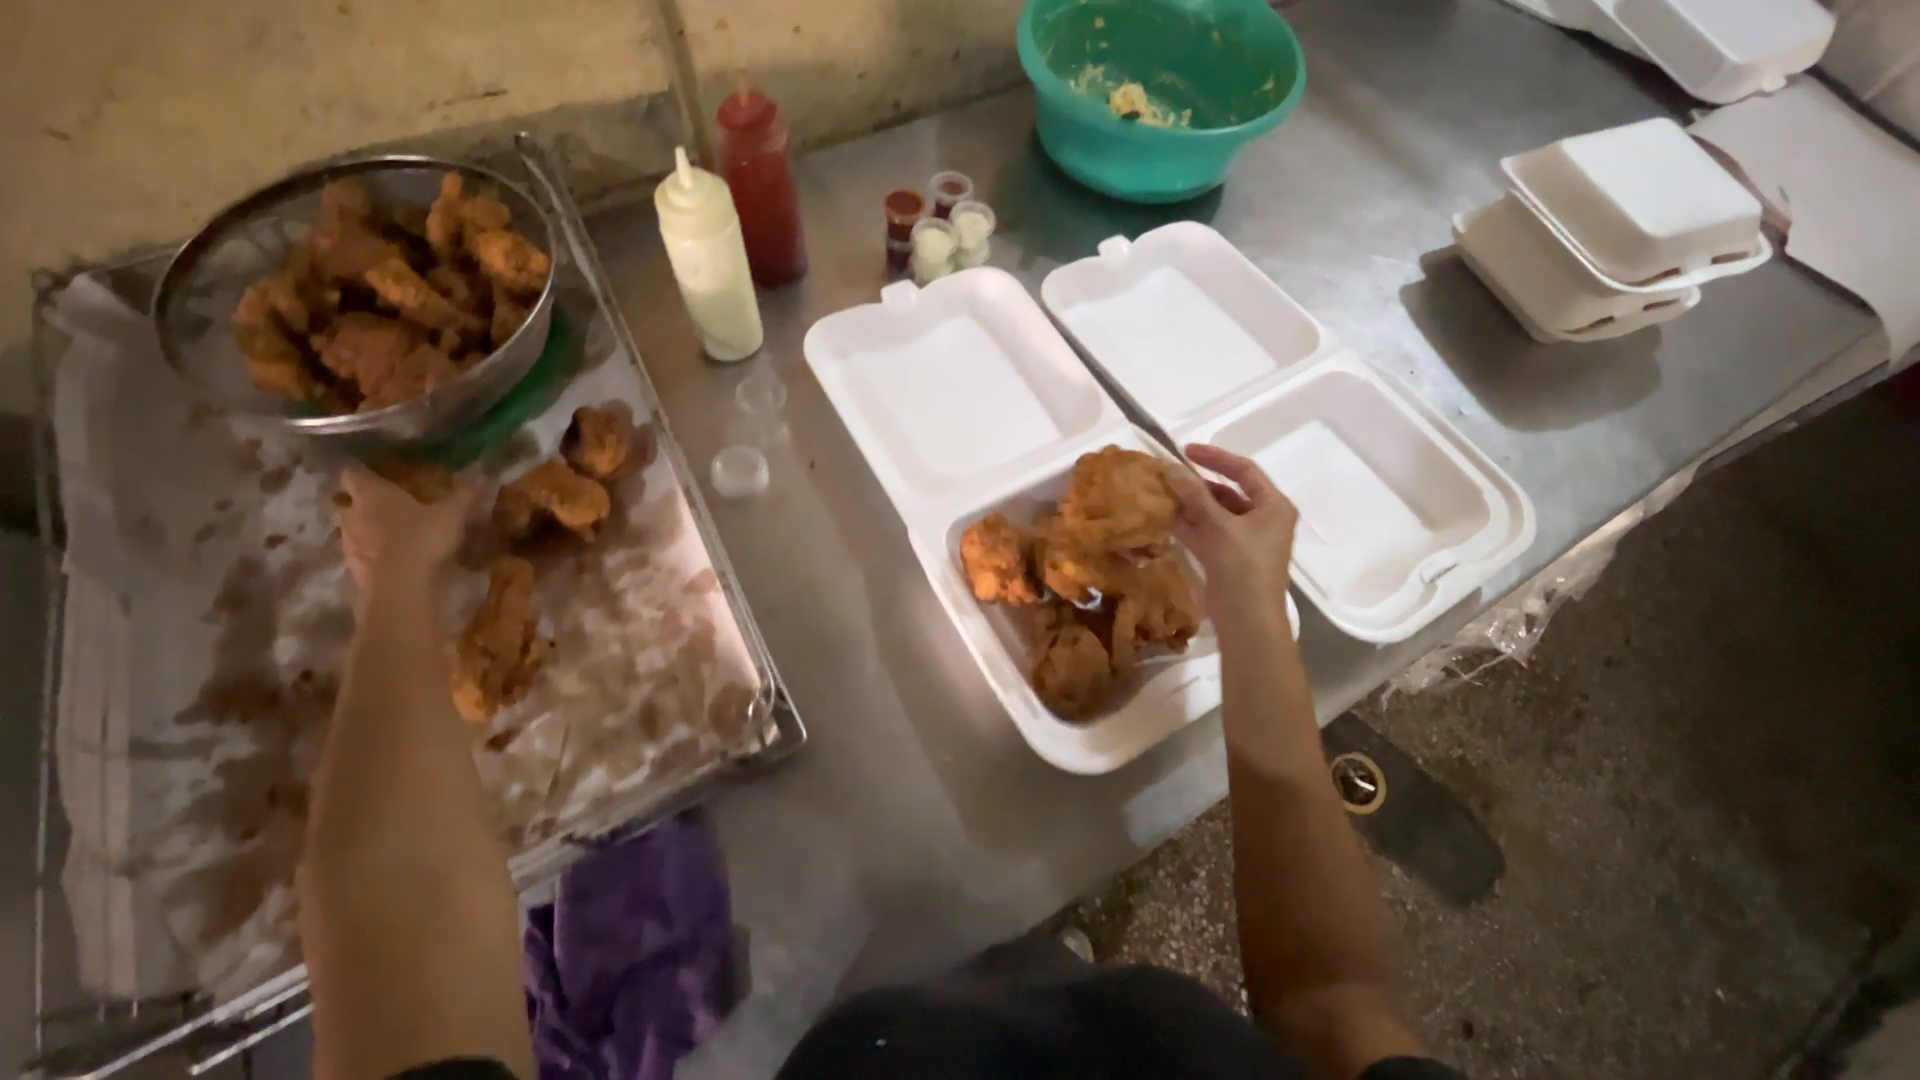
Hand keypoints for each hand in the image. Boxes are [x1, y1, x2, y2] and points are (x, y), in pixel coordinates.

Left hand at [336, 466, 479, 592]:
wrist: (400, 586)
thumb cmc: (422, 538)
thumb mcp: (452, 514)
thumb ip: (464, 494)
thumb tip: (483, 472)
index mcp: (372, 494)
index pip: (352, 473)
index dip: (360, 470)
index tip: (371, 471)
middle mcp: (352, 515)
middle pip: (346, 502)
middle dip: (359, 502)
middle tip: (381, 504)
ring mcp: (348, 543)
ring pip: (349, 529)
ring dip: (363, 529)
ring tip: (386, 533)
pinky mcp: (352, 569)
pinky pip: (358, 555)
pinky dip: (369, 554)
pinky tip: (387, 559)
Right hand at [1162, 444, 1298, 633]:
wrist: (1247, 619)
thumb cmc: (1243, 566)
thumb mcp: (1219, 526)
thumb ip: (1194, 495)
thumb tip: (1170, 467)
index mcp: (1273, 506)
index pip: (1245, 471)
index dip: (1216, 457)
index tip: (1186, 450)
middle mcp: (1263, 520)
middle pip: (1228, 492)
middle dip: (1198, 483)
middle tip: (1169, 474)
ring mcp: (1245, 541)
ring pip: (1214, 514)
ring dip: (1190, 504)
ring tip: (1161, 493)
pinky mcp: (1228, 558)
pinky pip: (1207, 533)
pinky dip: (1188, 525)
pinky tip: (1164, 517)